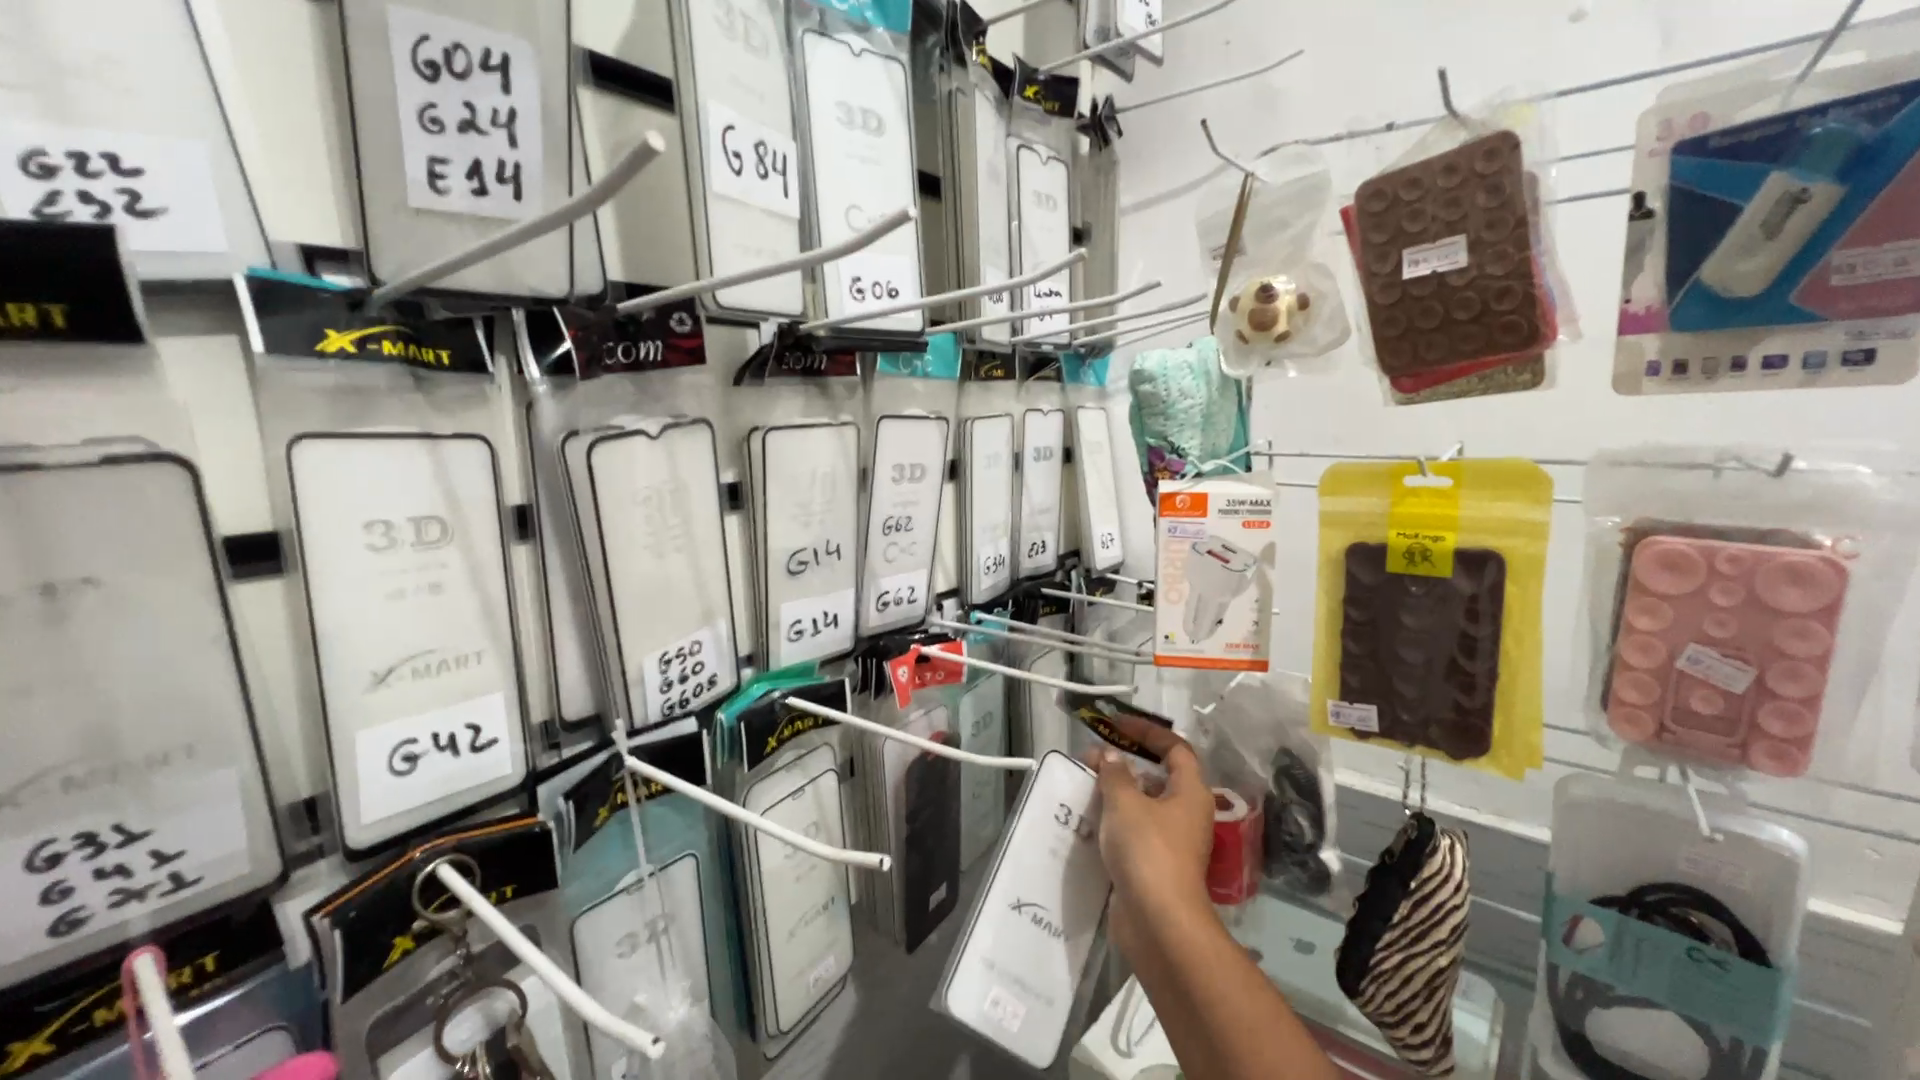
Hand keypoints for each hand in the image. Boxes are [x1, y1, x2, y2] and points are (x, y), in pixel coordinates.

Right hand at [1087, 718, 1215, 959]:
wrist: (1158, 921)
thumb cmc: (1147, 851)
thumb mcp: (1125, 803)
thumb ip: (1115, 774)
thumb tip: (1112, 756)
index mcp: (1190, 792)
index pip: (1175, 749)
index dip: (1148, 732)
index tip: (1116, 725)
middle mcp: (1187, 813)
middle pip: (1158, 777)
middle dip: (1125, 764)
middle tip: (1091, 759)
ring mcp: (1172, 842)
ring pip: (1144, 806)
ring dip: (1116, 793)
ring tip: (1084, 786)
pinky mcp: (1155, 865)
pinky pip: (1134, 832)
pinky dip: (1114, 822)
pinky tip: (1088, 822)